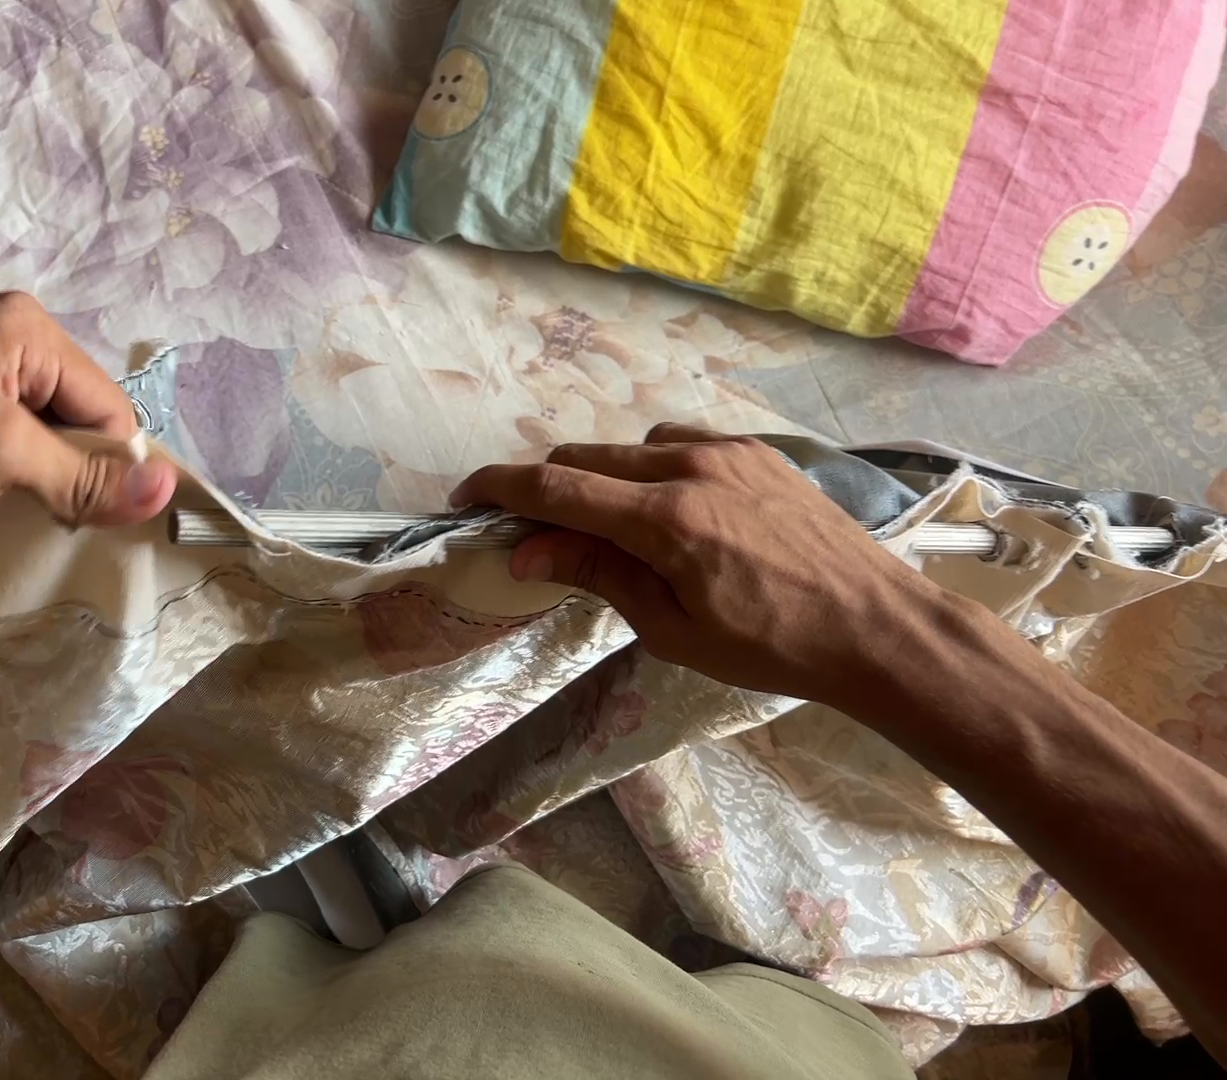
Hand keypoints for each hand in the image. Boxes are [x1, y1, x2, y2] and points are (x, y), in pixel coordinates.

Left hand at [0, 293, 175, 541]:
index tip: (86, 511)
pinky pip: (5, 420)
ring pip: (42, 420)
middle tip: (39, 504)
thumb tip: (167, 490)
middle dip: (69, 462)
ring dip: (39, 465)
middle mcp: (3, 326)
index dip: (106, 464)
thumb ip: (86, 476)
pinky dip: (9, 457)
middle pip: (76, 410)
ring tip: (5, 493)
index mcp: (26, 325)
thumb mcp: (3, 457)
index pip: (107, 405)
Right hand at [451, 423, 978, 708]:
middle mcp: (689, 466)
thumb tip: (523, 552)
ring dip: (594, 478)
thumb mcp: (668, 625)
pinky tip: (664, 502)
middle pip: (580, 458)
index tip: (465, 497)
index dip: (499, 488)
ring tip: (609, 524)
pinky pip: (671, 440)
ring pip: (623, 446)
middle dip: (543, 488)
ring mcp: (725, 450)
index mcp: (665, 519)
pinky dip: (643, 465)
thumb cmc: (768, 645)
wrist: (881, 628)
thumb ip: (594, 572)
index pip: (555, 488)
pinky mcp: (752, 450)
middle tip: (535, 531)